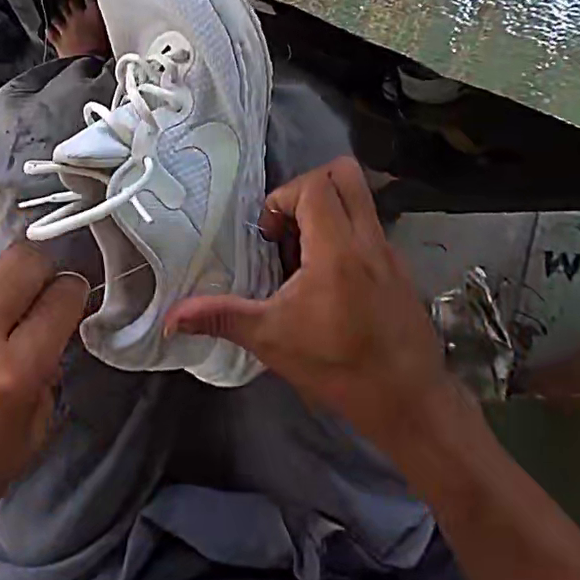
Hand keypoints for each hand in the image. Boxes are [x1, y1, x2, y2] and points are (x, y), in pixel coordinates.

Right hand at [166, 156, 454, 446]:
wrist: (410, 403)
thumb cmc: (337, 366)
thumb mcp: (270, 339)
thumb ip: (220, 318)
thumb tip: (169, 320)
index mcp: (336, 249)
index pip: (314, 185)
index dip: (282, 197)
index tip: (268, 234)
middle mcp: (368, 241)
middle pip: (344, 175)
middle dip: (307, 187)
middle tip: (286, 225)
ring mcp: (390, 254)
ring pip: (361, 200)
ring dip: (326, 211)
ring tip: (303, 253)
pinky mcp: (400, 271)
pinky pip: (369, 229)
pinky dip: (344, 236)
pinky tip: (327, 281)